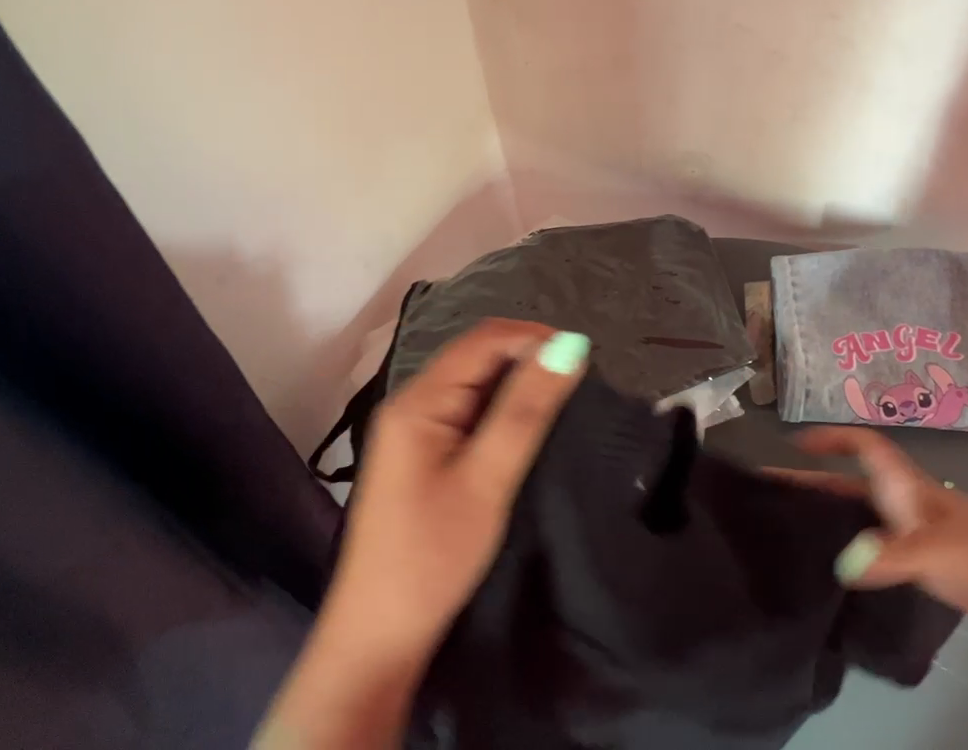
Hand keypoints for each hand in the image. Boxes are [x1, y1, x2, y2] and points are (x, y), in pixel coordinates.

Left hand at [327, 319, 590, 654]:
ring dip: (519, 384)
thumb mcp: (489, 478)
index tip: (585, 360)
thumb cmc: (434, 555)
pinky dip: (503, 409)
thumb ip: (527, 410)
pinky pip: (469, 411)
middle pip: (477, 356)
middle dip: (529, 358)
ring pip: (475, 383)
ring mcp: (414, 430)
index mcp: (419, 400)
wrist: (381, 630)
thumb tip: (570, 346)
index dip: (535, 338)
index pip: (484, 339)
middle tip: (579, 385)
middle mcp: (412, 403)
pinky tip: (528, 428)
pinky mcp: (423, 454)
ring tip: (563, 403)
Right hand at [783, 426, 967, 634]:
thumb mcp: (936, 550)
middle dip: (816, 481)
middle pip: (854, 481)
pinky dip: (852, 546)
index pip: (866, 446)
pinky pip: (876, 544)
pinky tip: (835, 566)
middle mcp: (907, 501)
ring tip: (792, 527)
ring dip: (830, 513)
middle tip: (775, 494)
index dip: (833, 438)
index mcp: (908, 486)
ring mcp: (917, 531)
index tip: (795, 443)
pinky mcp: (925, 560)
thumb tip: (840, 564)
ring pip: (863, 513)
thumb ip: (891, 556)